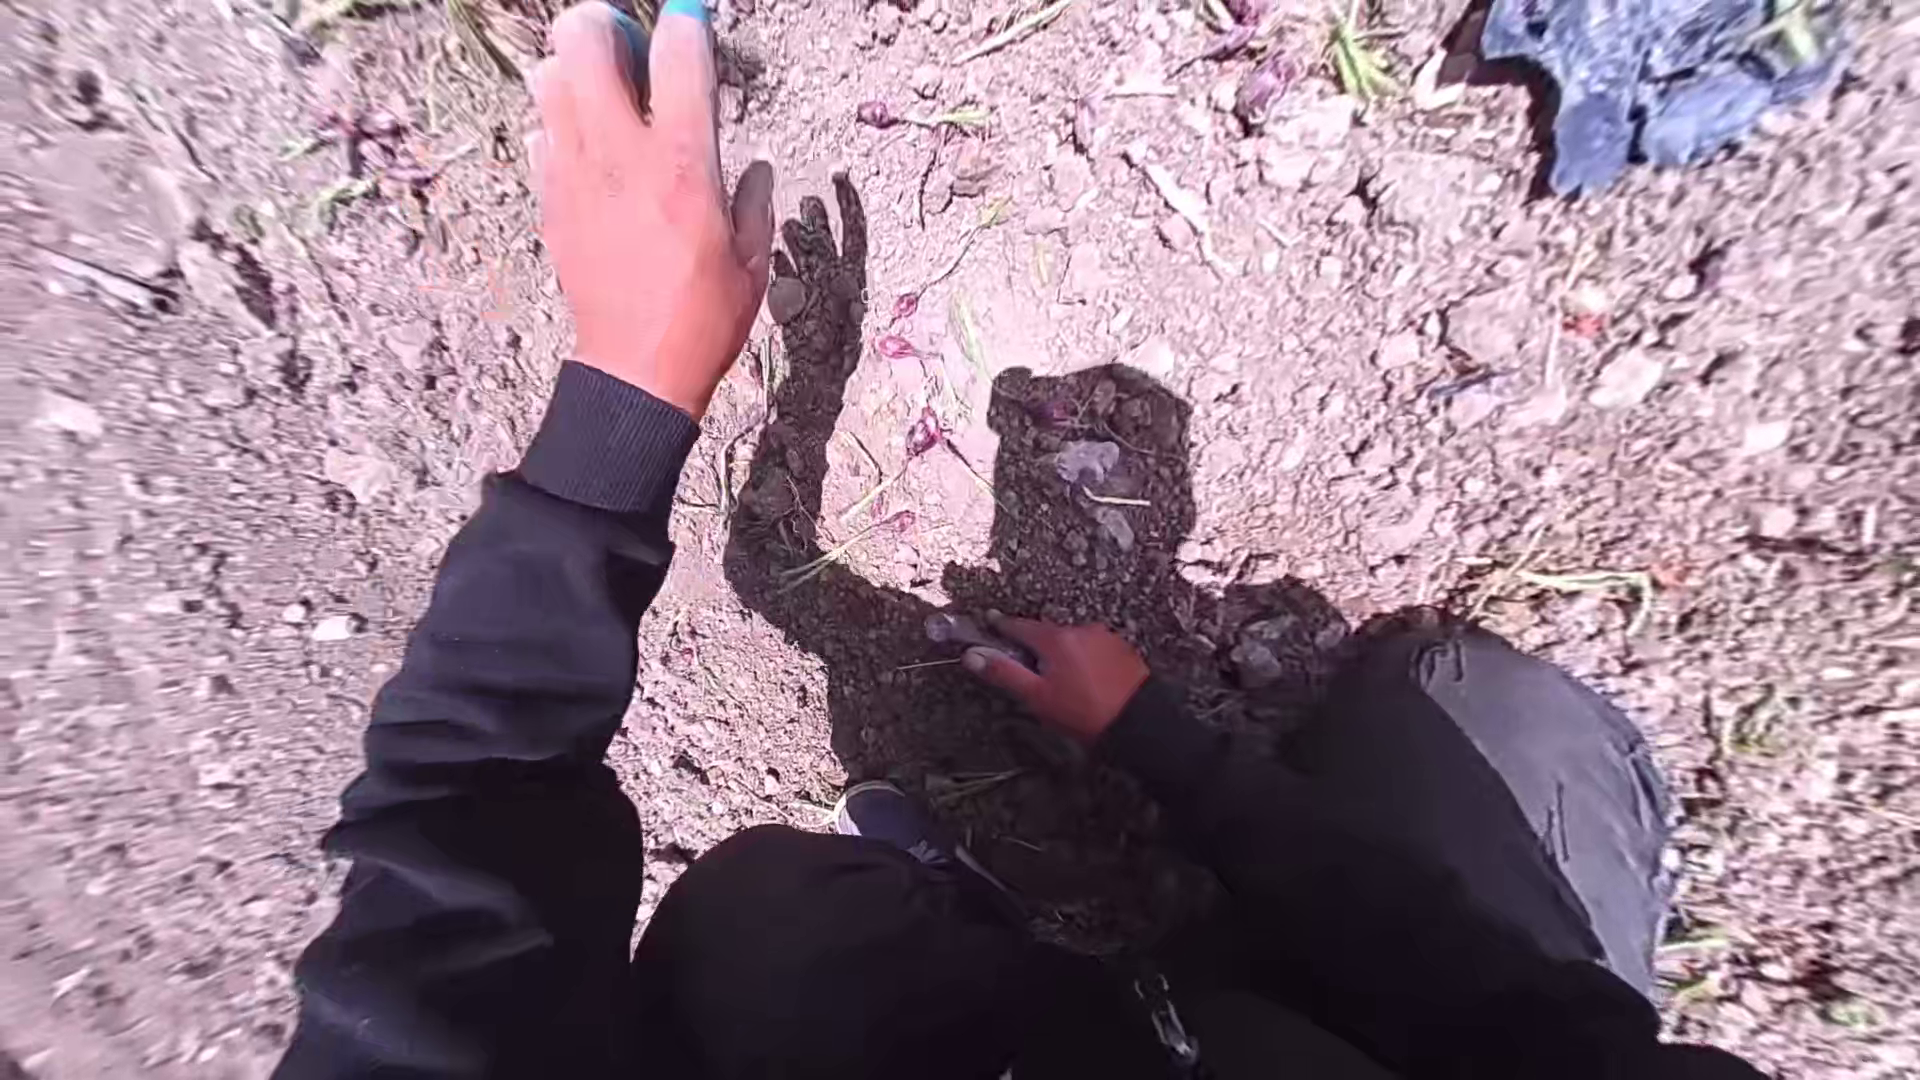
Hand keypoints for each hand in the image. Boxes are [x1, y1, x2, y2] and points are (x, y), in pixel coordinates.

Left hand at [528, 1, 773, 417]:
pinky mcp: (551, 199)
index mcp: (684, 166)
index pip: (679, 54)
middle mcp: (621, 152)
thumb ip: (753, 205)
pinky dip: (563, 123)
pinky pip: (542, 130)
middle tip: (633, 55)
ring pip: (550, 73)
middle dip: (610, 26)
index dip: (689, 26)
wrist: (640, 368)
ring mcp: (576, 172)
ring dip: (580, 69)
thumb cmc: (706, 322)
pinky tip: (592, 154)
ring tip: (610, 102)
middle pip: (587, 35)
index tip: (695, 23)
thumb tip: (753, 167)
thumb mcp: (752, 268)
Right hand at [962, 615, 1149, 743]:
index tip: (990, 621)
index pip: (1019, 625)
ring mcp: (1103, 636)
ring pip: (1070, 640)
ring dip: (1061, 653)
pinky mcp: (1120, 648)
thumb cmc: (1085, 713)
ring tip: (1062, 683)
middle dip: (1034, 646)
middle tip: (1028, 669)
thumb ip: (1004, 672)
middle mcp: (1079, 629)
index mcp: (1055, 638)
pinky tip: (1084, 681)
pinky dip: (1082, 657)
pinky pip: (1091, 647)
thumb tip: (972, 656)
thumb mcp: (1037, 697)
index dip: (1001, 625)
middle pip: (1045, 632)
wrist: (1140, 723)